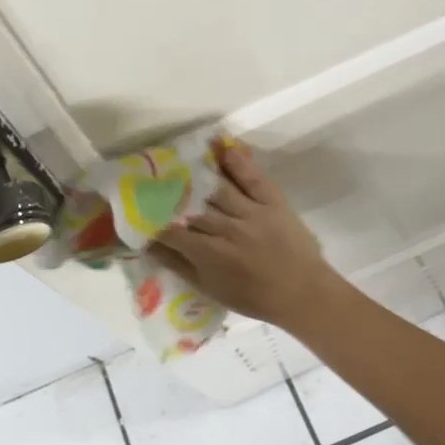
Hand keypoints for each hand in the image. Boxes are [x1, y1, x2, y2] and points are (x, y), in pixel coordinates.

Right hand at [148, 143, 344, 327]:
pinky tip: (222, 148)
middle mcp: (227, 228)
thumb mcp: (211, 289)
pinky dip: (238, 162)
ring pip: (218, 189)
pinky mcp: (272, 202)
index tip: (142, 211)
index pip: (172, 232)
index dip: (155, 221)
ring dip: (197, 176)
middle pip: (192, 207)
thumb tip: (149, 247)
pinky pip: (253, 178)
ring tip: (179, 163)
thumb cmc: (254, 296)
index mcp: (210, 253)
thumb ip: (179, 266)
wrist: (302, 293)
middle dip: (171, 196)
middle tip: (155, 184)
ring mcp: (251, 212)